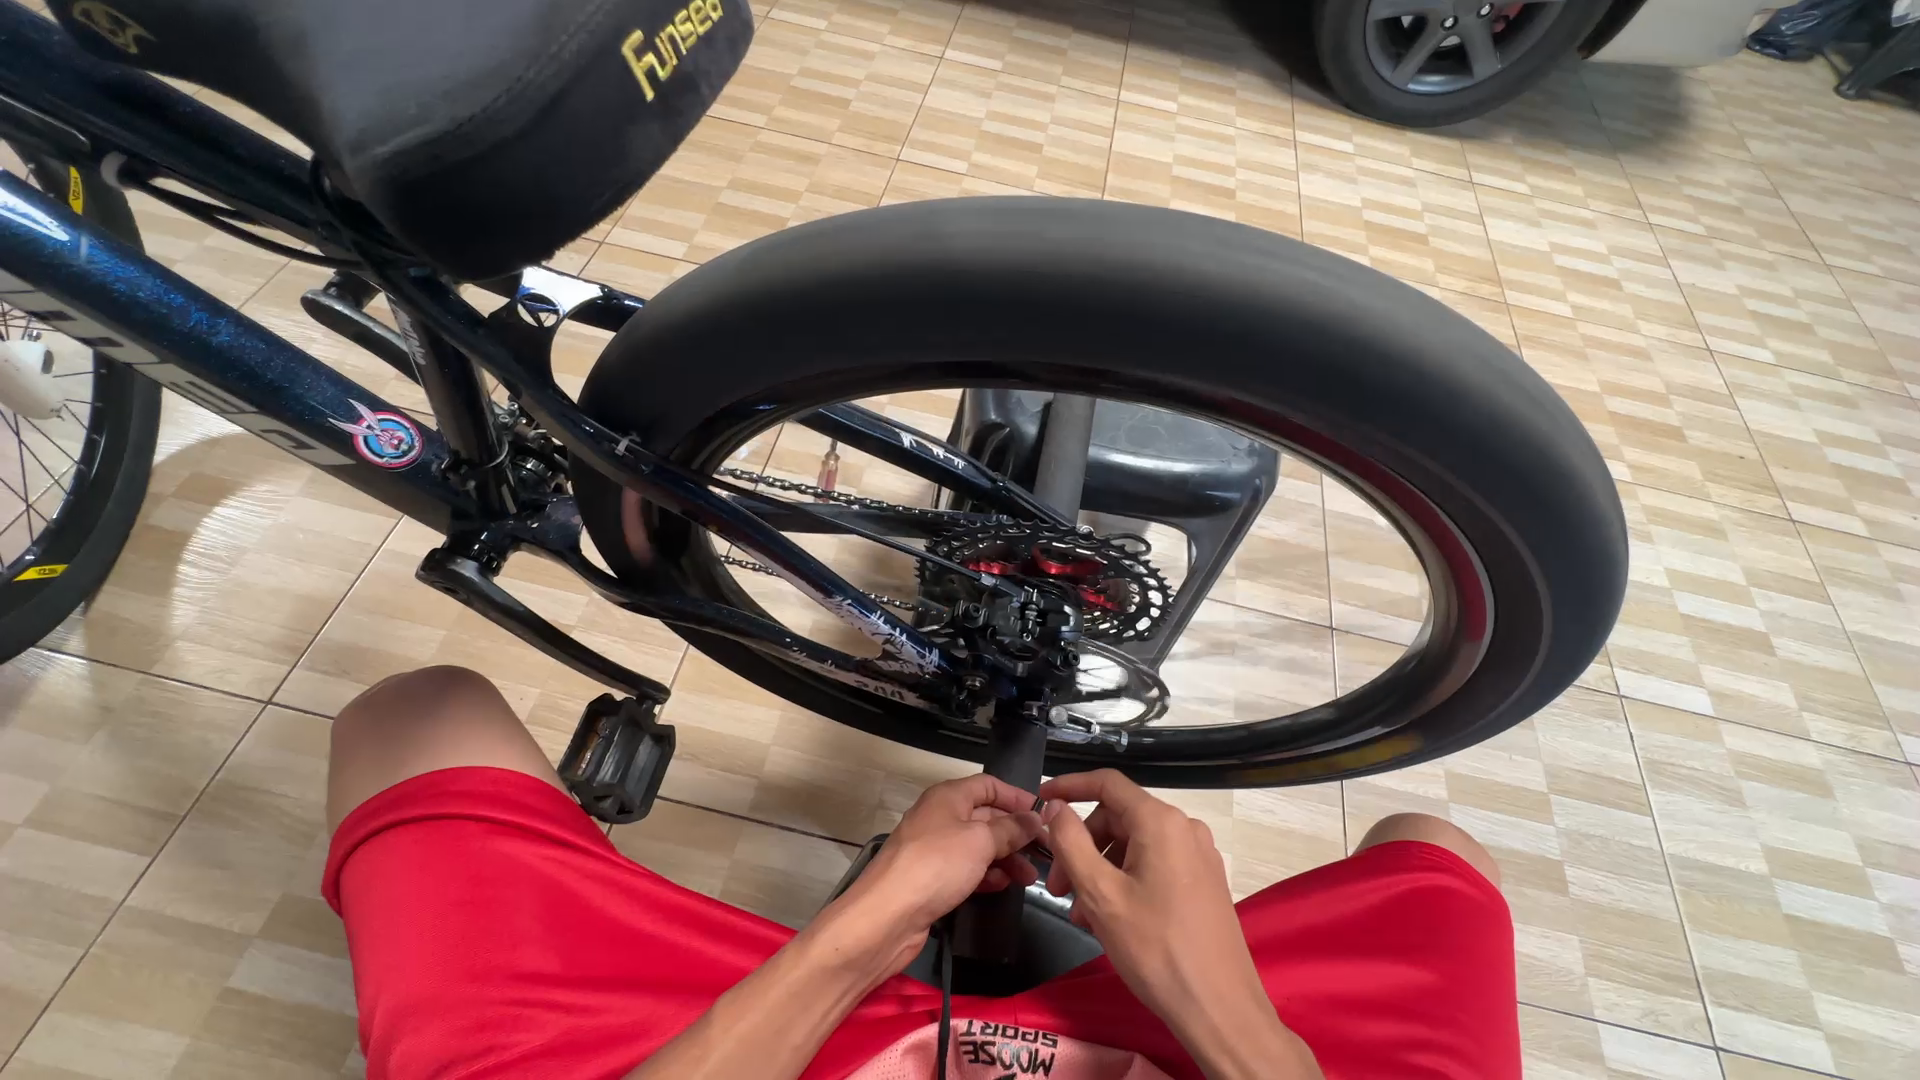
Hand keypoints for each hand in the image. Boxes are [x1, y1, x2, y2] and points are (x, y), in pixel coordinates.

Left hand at [825, 774, 1045, 975]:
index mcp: (949, 797)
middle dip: (1015, 833)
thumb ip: (1010, 829)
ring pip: (978, 846)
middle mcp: (940, 816)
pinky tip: (1002, 887)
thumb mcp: (980, 841)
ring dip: (1005, 858)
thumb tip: (1034, 819)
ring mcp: (934, 848)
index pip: (988, 785)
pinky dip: (986, 875)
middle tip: (1045, 852)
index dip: (1016, 796)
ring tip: (1029, 878)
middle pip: (985, 816)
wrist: (887, 915)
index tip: (1043, 815)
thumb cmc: (936, 866)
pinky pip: (966, 869)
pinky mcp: (931, 878)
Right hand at [1039, 770, 1271, 1042]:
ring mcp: (1198, 855)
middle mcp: (1184, 828)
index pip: (1107, 783)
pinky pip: (1154, 865)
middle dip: (1082, 845)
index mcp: (1161, 821)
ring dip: (1100, 870)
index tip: (1040, 801)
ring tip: (1081, 914)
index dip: (1069, 787)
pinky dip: (1125, 881)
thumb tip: (1055, 807)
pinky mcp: (1204, 882)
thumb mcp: (1101, 894)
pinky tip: (1109, 920)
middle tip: (1058, 887)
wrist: (1221, 1011)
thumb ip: (1070, 842)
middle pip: (1119, 817)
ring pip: (1134, 846)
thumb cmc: (1156, 949)